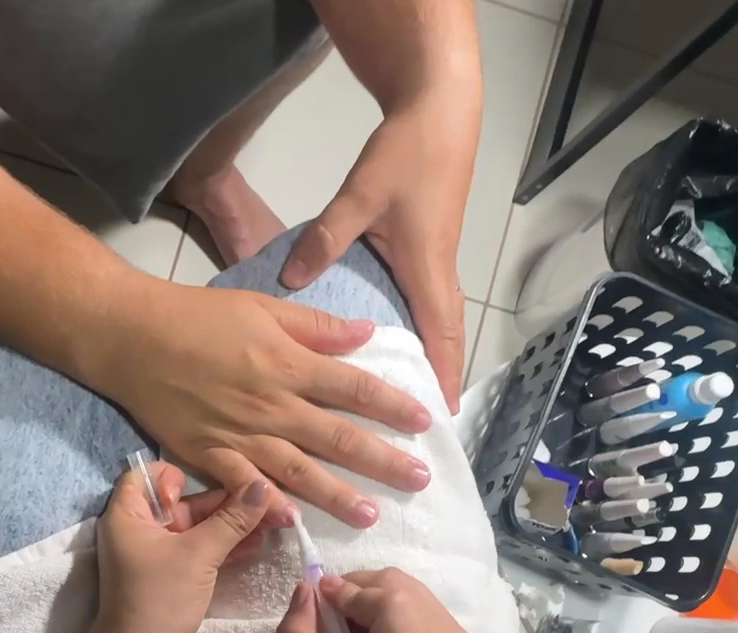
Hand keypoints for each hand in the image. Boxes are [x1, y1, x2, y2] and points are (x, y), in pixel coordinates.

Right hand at [85, 284, 432, 529]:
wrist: (133, 337)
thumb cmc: (198, 317)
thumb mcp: (262, 307)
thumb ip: (315, 326)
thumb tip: (366, 335)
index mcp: (287, 364)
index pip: (353, 388)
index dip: (391, 406)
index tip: (424, 423)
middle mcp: (271, 405)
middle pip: (336, 437)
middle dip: (381, 460)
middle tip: (418, 481)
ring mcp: (239, 435)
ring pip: (298, 470)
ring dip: (336, 494)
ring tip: (370, 515)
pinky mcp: (209, 455)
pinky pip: (242, 486)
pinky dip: (268, 506)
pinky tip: (294, 525)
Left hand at [91, 462, 274, 632]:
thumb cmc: (159, 600)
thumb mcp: (199, 555)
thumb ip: (232, 520)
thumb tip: (262, 486)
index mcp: (128, 514)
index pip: (148, 474)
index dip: (178, 477)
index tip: (209, 489)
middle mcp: (138, 529)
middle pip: (183, 502)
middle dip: (225, 503)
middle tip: (270, 503)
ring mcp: (155, 554)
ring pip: (196, 528)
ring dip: (231, 525)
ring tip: (275, 523)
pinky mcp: (171, 576)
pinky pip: (199, 551)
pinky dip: (223, 547)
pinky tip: (257, 544)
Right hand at [276, 568, 472, 632]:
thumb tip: (307, 588)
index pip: (390, 605)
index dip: (351, 593)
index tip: (320, 599)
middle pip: (399, 587)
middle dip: (357, 589)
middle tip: (332, 613)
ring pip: (406, 585)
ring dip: (370, 593)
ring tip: (352, 622)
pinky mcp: (458, 632)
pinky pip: (414, 594)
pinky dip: (385, 600)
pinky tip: (374, 627)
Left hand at [281, 103, 480, 412]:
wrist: (439, 108)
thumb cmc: (407, 154)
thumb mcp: (360, 197)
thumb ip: (325, 240)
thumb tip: (291, 280)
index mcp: (426, 269)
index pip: (439, 336)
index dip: (440, 378)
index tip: (440, 419)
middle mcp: (438, 273)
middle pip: (446, 338)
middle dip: (439, 378)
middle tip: (426, 420)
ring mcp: (437, 262)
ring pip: (440, 323)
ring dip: (433, 358)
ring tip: (413, 394)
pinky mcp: (430, 250)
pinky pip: (430, 305)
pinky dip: (424, 333)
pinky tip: (400, 346)